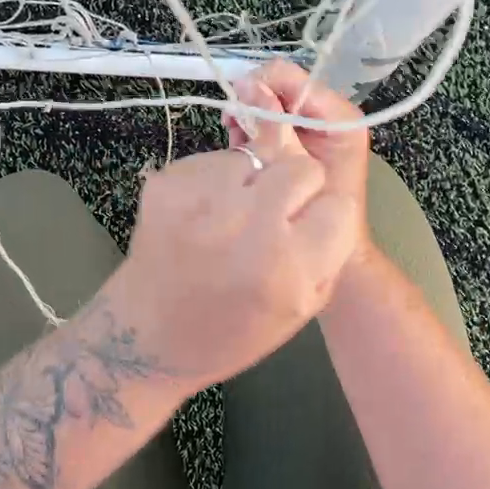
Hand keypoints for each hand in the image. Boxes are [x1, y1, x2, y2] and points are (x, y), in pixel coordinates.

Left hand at [103, 69, 360, 389]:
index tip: (309, 228)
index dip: (326, 215)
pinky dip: (218, 179)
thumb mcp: (300, 308)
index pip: (340, 205)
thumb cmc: (233, 330)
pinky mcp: (170, 180)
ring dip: (256, 179)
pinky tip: (204, 212)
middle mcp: (246, 223)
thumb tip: (328, 194)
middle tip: (273, 216)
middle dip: (297, 188)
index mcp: (288, 266)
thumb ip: (326, 251)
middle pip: (303, 168)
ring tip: (233, 214)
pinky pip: (216, 159)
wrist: (150, 333)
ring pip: (259, 155)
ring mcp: (202, 197)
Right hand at [224, 60, 373, 265]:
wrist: (336, 253)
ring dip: (248, 114)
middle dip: (251, 100)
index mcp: (338, 115)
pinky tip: (242, 145)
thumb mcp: (294, 164)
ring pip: (269, 99)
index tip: (238, 104)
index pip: (292, 77)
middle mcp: (327, 112)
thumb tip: (247, 86)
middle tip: (233, 125)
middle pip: (278, 85)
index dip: (262, 84)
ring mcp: (309, 123)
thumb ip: (273, 125)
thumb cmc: (320, 213)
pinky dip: (250, 126)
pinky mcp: (294, 134)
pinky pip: (267, 117)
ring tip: (238, 140)